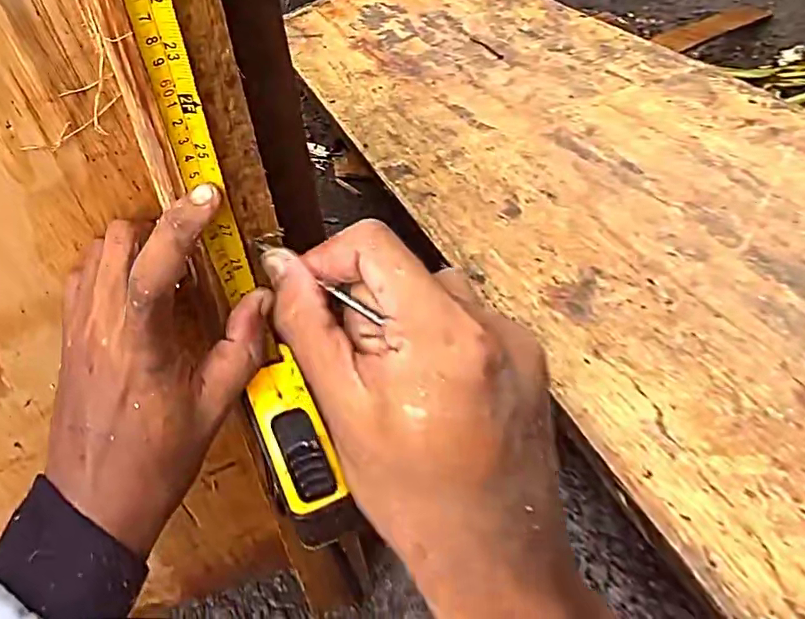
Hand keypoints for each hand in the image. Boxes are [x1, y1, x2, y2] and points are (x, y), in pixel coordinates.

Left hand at [45, 184, 272, 555]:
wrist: (92, 503)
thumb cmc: (152, 462)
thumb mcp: (211, 408)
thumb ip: (241, 347)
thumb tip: (261, 300)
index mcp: (139, 337)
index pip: (158, 257)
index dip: (185, 218)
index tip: (208, 195)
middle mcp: (101, 320)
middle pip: (120, 236)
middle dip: (158, 226)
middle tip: (190, 243)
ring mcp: (79, 323)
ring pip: (98, 248)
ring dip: (132, 242)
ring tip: (165, 267)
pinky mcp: (69, 332)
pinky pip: (81, 274)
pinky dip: (107, 263)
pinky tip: (133, 288)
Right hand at [265, 220, 607, 618]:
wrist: (495, 563)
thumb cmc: (418, 500)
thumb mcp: (341, 406)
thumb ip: (306, 322)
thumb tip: (283, 267)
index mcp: (444, 333)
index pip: (373, 240)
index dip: (329, 258)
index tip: (311, 294)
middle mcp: (489, 325)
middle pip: (397, 266)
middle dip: (359, 303)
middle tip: (352, 360)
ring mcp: (512, 338)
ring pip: (423, 288)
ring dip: (392, 318)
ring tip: (386, 378)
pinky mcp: (522, 352)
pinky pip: (454, 313)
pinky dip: (425, 333)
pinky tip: (419, 384)